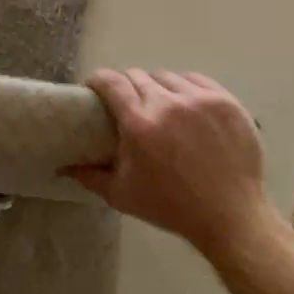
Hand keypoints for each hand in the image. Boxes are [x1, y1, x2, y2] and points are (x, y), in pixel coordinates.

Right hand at [66, 69, 273, 253]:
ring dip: (155, 87)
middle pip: (136, 76)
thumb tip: (62, 166)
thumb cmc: (171, 207)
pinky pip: (196, 80)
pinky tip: (185, 104)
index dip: (98, 81)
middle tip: (127, 105)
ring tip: (158, 106)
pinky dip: (185, 88)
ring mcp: (200, 99)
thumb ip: (89, 176)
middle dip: (126, 87)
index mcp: (139, 123)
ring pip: (166, 76)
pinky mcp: (225, 101)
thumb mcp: (122, 195)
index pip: (110, 82)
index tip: (95, 90)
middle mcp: (167, 103)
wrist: (231, 216)